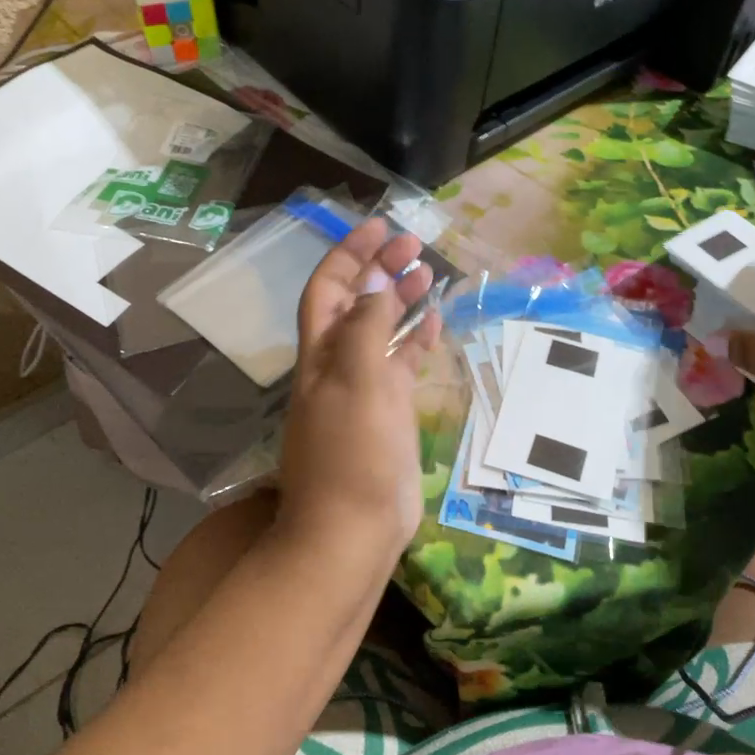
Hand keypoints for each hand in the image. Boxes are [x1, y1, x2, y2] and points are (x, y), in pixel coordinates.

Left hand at [277, 218, 438, 556]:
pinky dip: (415, 341)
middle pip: (356, 303)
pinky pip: (402, 366)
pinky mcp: (388, 414)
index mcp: (321, 352)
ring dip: (400, 300)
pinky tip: (434, 323)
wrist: (352, 527)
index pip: (329, 288)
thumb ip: (366, 326)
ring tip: (428, 273)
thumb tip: (377, 287)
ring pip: (381, 331)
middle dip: (380, 269)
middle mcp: (338, 363)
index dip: (350, 254)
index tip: (381, 227)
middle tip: (415, 246)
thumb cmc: (352, 451)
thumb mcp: (357, 379)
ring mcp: (364, 389)